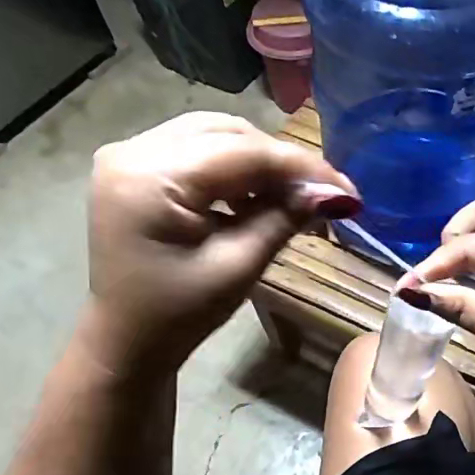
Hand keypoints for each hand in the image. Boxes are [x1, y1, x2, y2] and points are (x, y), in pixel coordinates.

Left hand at [86, 112, 358, 367]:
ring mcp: (129, 155)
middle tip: (325, 194)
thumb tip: (334, 193)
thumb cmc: (178, 315)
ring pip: (215, 136)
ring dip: (261, 162)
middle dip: (281, 161)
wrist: (127, 341)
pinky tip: (258, 196)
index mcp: (150, 177)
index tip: (347, 190)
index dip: (300, 167)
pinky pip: (197, 151)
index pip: (242, 152)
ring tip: (295, 197)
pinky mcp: (136, 167)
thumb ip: (282, 219)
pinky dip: (234, 168)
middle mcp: (132, 150)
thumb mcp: (237, 268)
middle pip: (228, 134)